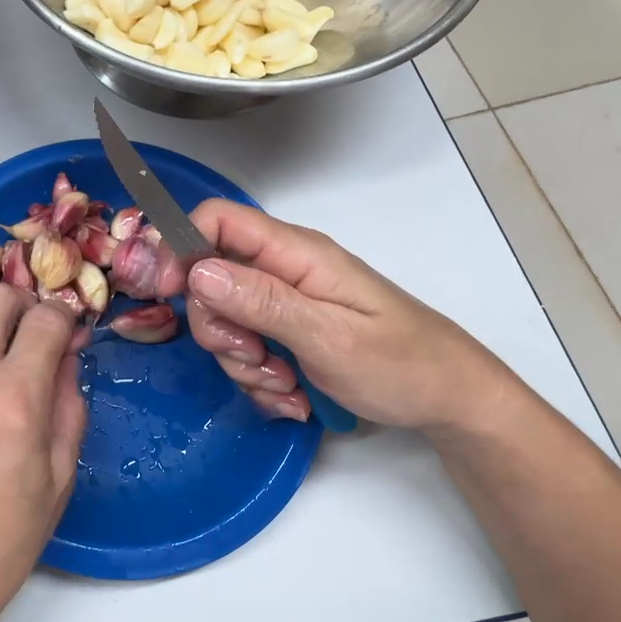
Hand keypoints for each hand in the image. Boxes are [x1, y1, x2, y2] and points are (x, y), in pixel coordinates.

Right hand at [156, 199, 516, 431]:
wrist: (452, 401)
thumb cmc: (402, 363)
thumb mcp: (330, 338)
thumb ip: (263, 301)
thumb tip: (197, 270)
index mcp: (295, 252)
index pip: (216, 220)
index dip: (180, 246)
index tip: (168, 292)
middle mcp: (282, 268)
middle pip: (208, 277)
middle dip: (219, 327)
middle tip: (252, 358)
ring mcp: (282, 300)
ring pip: (223, 319)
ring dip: (240, 361)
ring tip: (284, 386)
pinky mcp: (285, 330)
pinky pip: (244, 347)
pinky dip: (256, 376)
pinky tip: (290, 396)